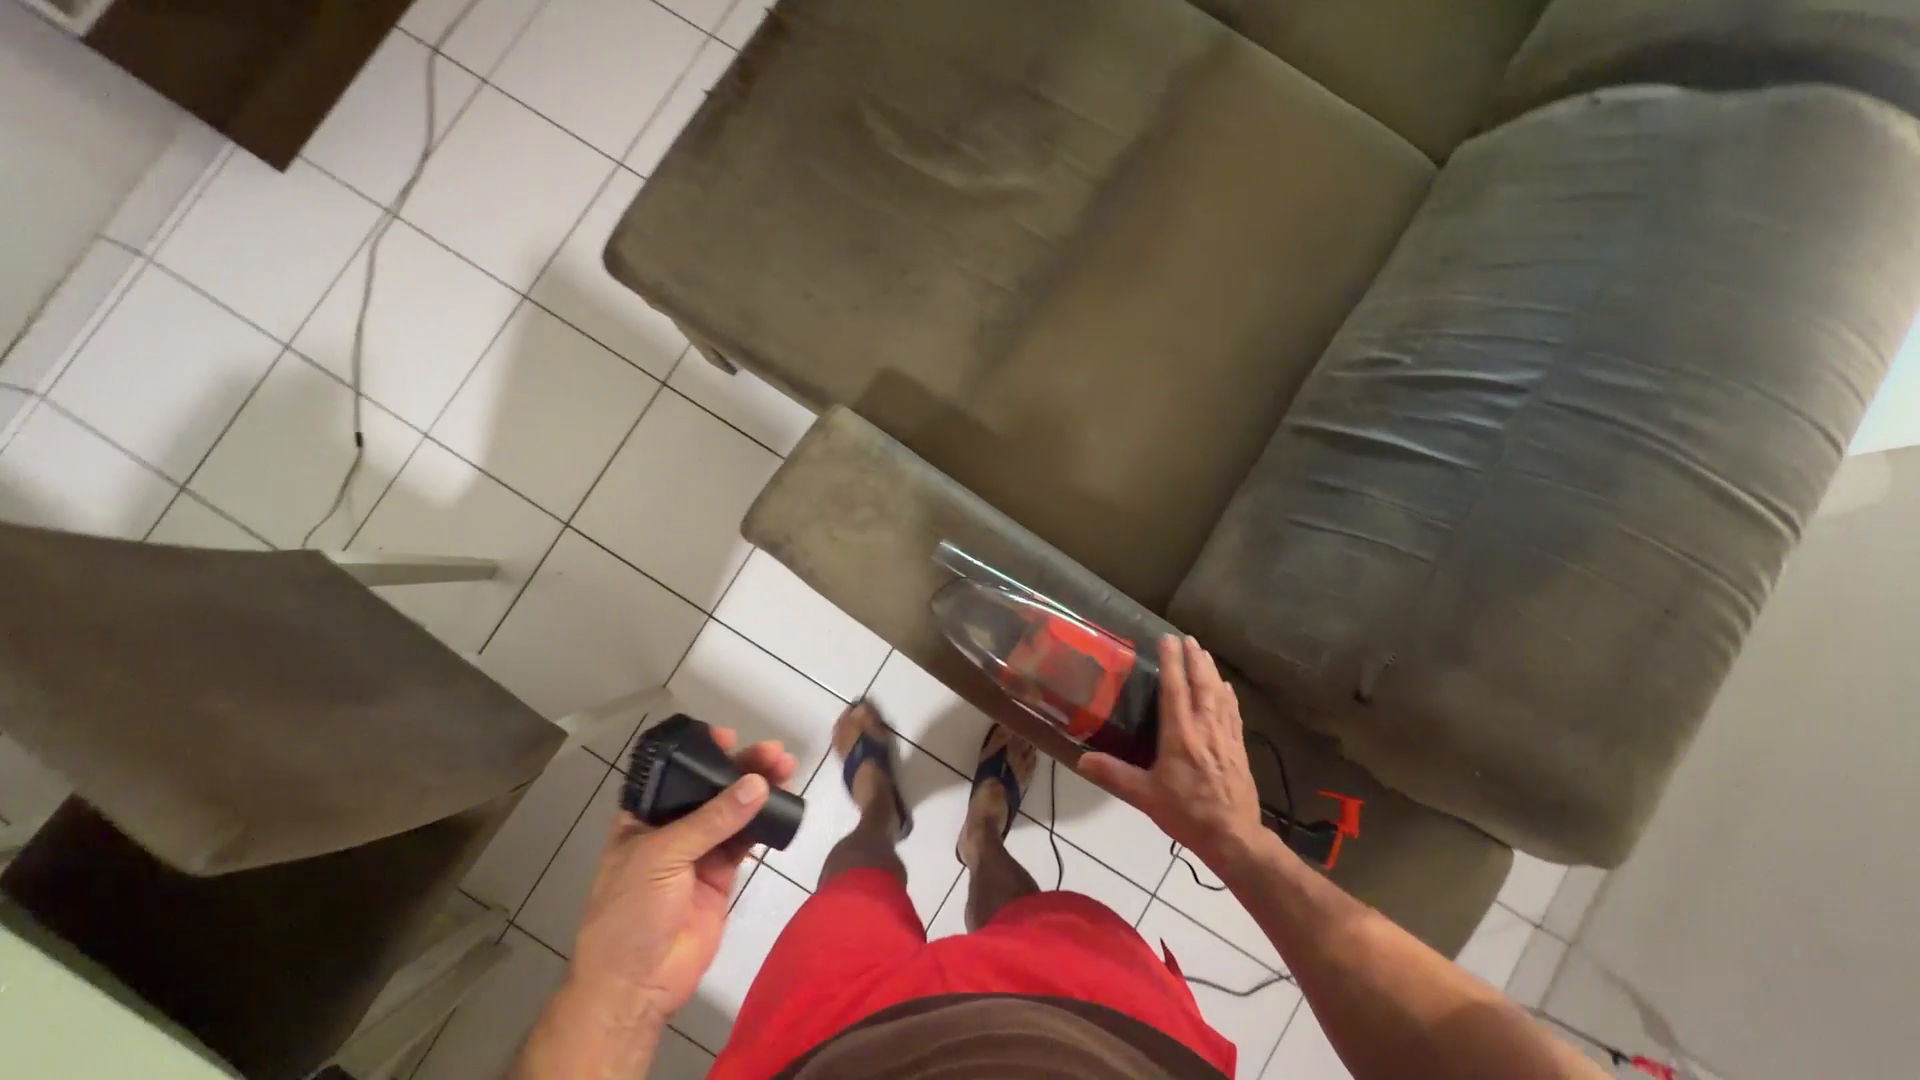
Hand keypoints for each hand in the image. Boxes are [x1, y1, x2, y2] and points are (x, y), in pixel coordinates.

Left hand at [565, 729, 799, 1027]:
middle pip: (711, 790)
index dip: (700, 753)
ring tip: (786, 770)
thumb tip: (757, 785)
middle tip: (774, 754)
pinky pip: (746, 842)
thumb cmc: (630, 912)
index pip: (674, 776)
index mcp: (643, 818)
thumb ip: (712, 820)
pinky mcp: (722, 876)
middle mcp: (672, 830)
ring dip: (759, 792)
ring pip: (734, 813)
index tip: (728, 737)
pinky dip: (764, 824)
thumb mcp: (662, 857)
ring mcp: (699, 853)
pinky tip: (781, 807)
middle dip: (741, 769)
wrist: (636, 983)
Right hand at [1078, 636, 1265, 869]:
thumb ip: (1114, 775)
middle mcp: (1205, 728)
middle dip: (1194, 659)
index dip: (1171, 662)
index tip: (1167, 639)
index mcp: (1180, 734)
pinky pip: (1233, 713)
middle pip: (1201, 684)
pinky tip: (1227, 690)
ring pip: (1219, 695)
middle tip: (1188, 639)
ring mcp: (1225, 737)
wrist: (1233, 836)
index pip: (1175, 688)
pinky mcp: (1238, 749)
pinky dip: (1228, 696)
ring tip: (1205, 654)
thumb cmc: (1186, 813)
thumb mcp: (1144, 796)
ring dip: (1211, 672)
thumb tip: (1081, 760)